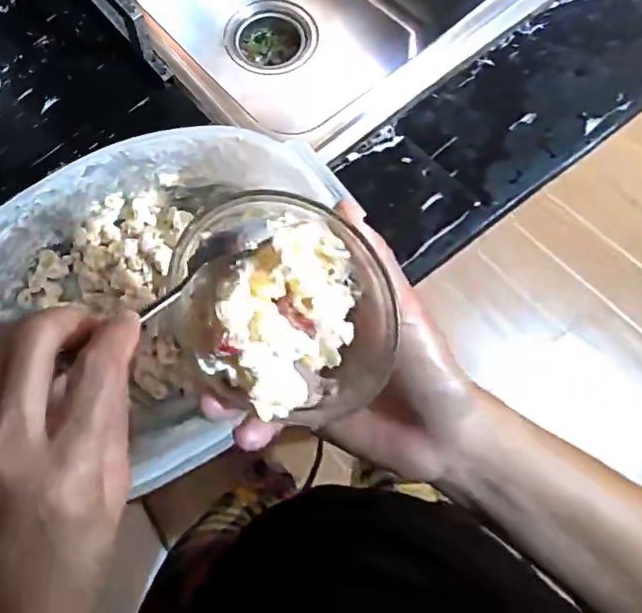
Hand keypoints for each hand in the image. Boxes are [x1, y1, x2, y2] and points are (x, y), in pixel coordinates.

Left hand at [0, 308, 141, 612]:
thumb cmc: (73, 554)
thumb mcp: (113, 490)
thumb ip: (113, 413)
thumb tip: (115, 348)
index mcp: (65, 470)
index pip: (93, 372)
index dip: (115, 334)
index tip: (126, 321)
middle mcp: (7, 445)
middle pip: (33, 338)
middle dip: (68, 316)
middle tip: (88, 327)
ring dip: (35, 331)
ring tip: (59, 344)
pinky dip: (8, 361)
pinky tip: (26, 377)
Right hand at [201, 201, 483, 484]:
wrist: (446, 438)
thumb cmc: (428, 361)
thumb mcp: (404, 307)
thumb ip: (376, 258)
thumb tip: (345, 202)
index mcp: (322, 305)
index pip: (273, 285)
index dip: (239, 282)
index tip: (208, 279)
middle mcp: (303, 336)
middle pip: (250, 333)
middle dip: (219, 341)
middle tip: (195, 348)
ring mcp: (300, 377)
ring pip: (250, 376)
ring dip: (224, 390)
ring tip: (211, 404)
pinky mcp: (303, 416)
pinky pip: (269, 418)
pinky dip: (253, 427)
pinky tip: (246, 436)